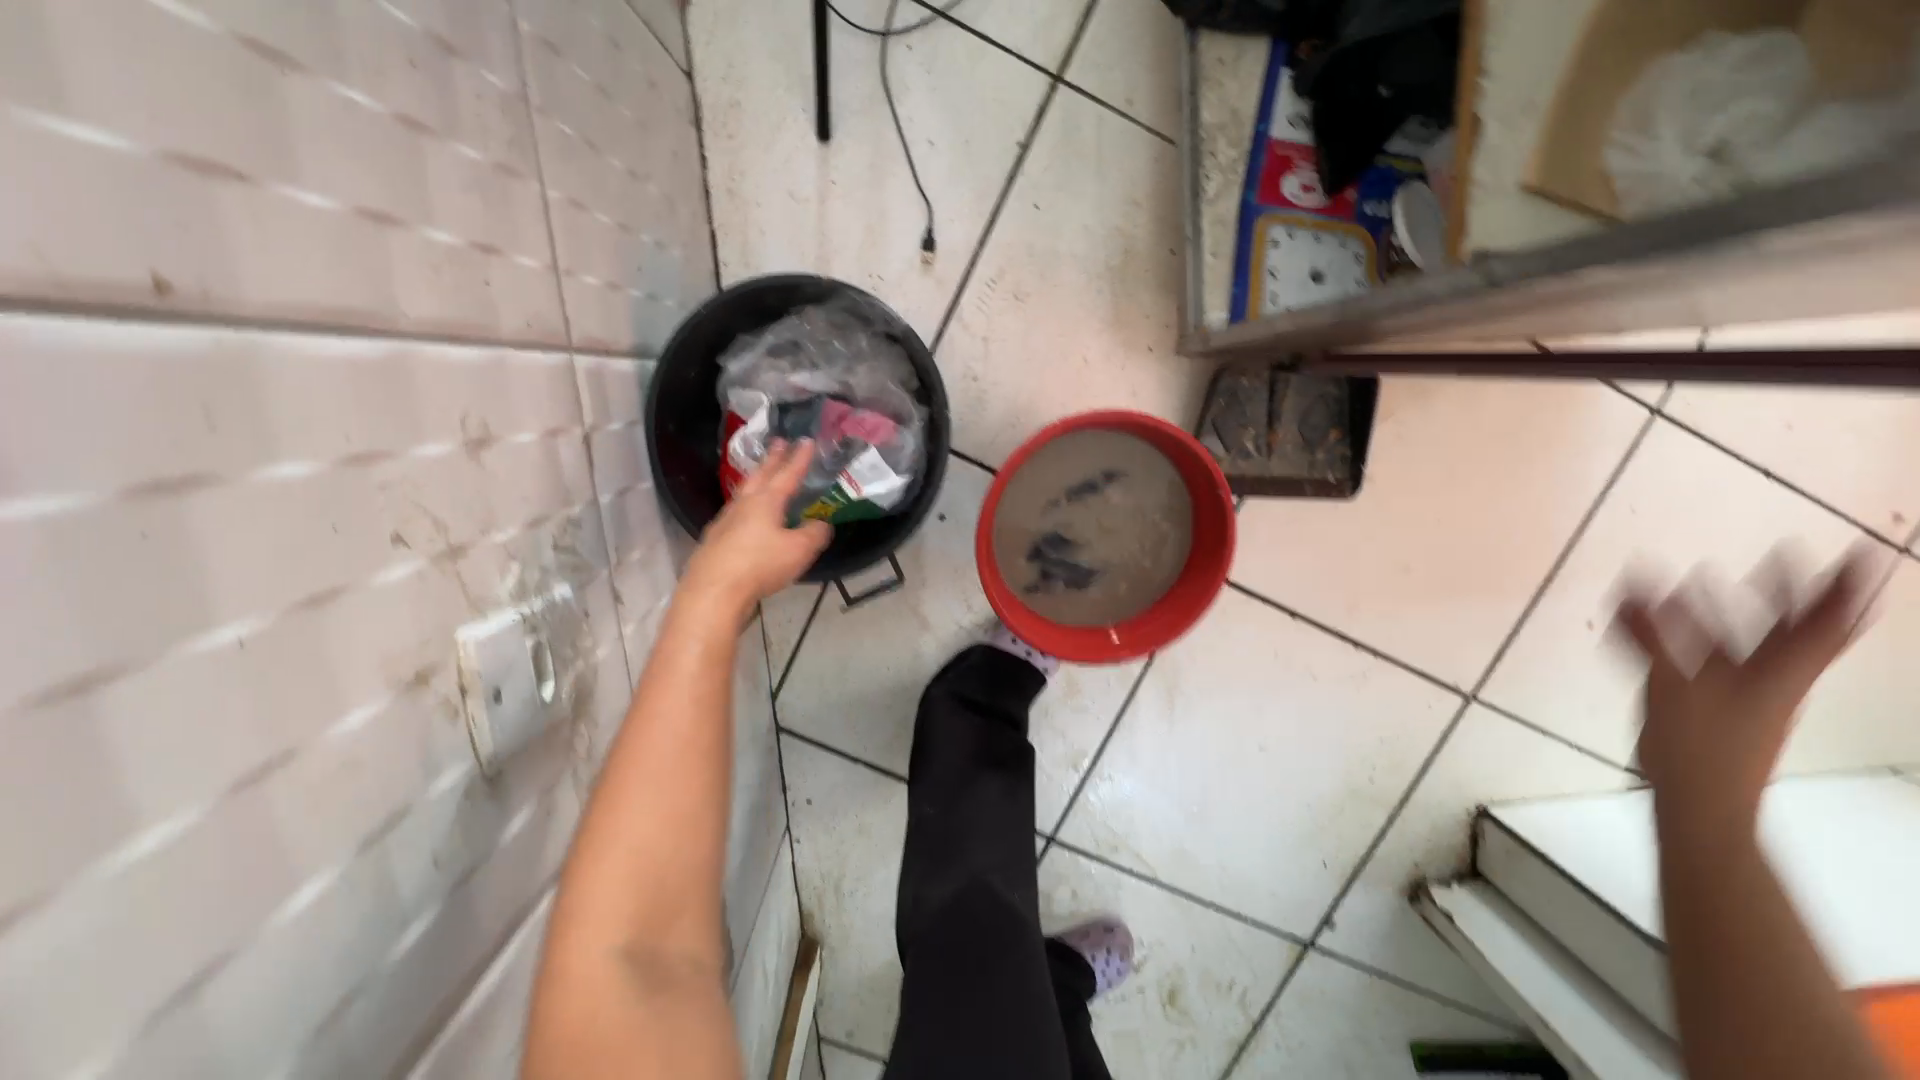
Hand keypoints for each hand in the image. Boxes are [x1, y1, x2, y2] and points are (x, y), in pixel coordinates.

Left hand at [682, 439, 833, 617]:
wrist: (713, 591)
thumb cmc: (760, 565)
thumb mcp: (799, 550)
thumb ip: (814, 534)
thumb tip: (822, 524)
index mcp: (766, 502)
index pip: (787, 475)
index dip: (799, 459)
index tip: (806, 441)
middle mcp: (743, 505)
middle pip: (759, 476)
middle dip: (772, 460)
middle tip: (778, 442)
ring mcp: (724, 522)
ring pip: (743, 495)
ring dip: (755, 482)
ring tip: (761, 477)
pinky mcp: (714, 542)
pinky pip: (734, 516)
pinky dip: (745, 509)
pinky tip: (745, 518)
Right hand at [1613, 547, 1877, 838]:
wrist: (1702, 804)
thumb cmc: (1702, 747)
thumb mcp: (1674, 686)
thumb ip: (1653, 635)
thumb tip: (1634, 588)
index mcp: (1779, 672)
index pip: (1823, 622)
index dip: (1842, 586)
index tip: (1864, 551)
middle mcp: (1772, 678)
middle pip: (1794, 628)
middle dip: (1791, 591)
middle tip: (1787, 554)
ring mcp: (1746, 694)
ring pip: (1752, 642)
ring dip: (1736, 610)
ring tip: (1709, 581)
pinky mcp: (1716, 707)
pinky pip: (1709, 658)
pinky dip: (1690, 635)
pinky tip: (1661, 627)